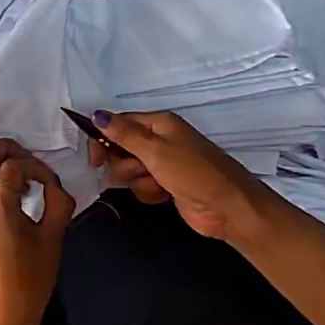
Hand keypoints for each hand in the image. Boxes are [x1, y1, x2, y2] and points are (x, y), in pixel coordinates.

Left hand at [0, 139, 74, 324]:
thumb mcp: (54, 236)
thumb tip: (56, 187)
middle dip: (5, 148)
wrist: (7, 308)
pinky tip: (21, 193)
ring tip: (27, 177)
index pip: (13, 166)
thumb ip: (59, 203)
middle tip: (29, 158)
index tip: (52, 183)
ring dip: (0, 162)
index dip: (36, 167)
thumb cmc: (31, 277)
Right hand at [89, 110, 269, 242]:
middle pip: (120, 149)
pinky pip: (140, 185)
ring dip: (138, 181)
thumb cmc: (196, 174)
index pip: (118, 124)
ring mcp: (162, 163)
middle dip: (125, 164)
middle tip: (140, 170)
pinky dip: (148, 192)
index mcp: (159, 124)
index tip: (95, 159)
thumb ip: (124, 134)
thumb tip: (97, 115)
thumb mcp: (156, 151)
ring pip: (129, 170)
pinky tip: (163, 195)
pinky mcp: (165, 184)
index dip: (103, 139)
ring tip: (157, 184)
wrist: (229, 209)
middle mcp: (160, 140)